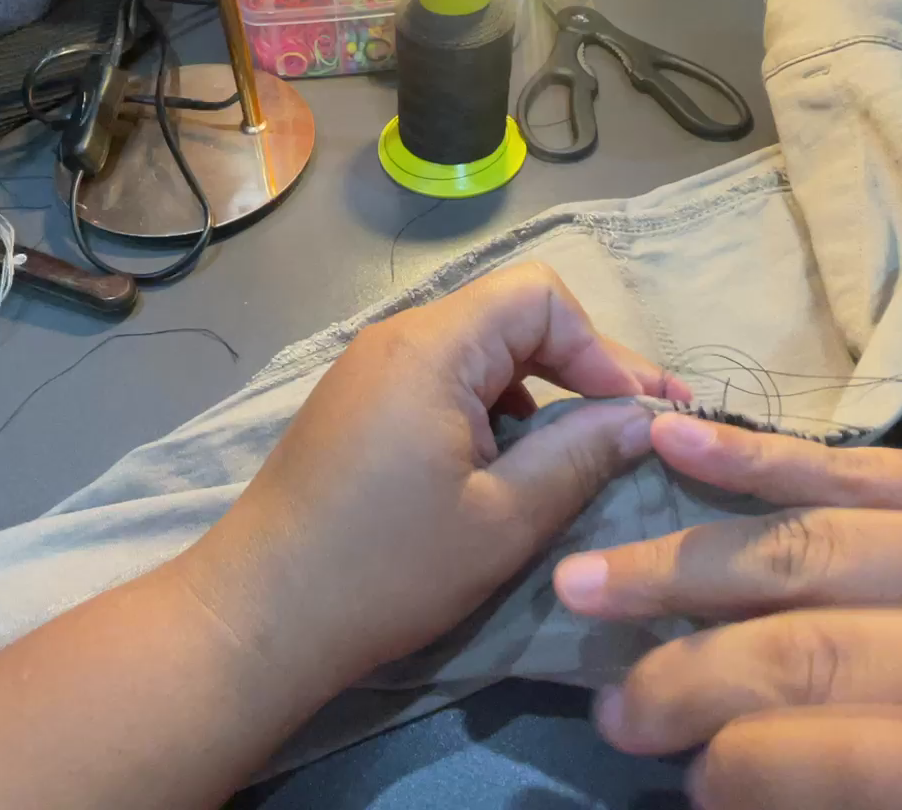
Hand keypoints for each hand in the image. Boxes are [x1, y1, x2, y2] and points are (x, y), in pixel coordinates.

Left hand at [171, 263, 689, 692]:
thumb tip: (639, 418)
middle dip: (574, 363)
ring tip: (566, 446)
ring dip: (531, 385)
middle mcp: (396, 336)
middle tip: (623, 424)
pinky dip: (484, 403)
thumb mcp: (501, 520)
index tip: (633, 410)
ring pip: (474, 346)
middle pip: (507, 313)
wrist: (263, 607)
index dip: (599, 344)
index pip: (538, 294)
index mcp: (432, 346)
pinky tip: (497, 456)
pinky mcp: (357, 398)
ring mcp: (370, 365)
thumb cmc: (386, 567)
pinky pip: (439, 374)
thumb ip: (578, 456)